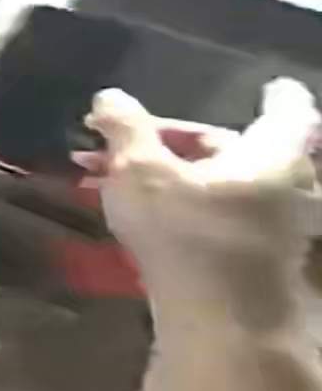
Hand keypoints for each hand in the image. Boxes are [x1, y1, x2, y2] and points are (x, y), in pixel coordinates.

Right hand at [78, 80, 319, 335]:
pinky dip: (176, 191)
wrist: (221, 306)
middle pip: (233, 146)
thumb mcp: (138, 169)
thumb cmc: (182, 227)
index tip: (273, 84)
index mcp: (268, 159)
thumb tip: (112, 95)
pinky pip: (215, 201)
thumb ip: (124, 129)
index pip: (284, 115)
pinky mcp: (258, 243)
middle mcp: (287, 183)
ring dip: (163, 166)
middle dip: (170, 137)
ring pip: (217, 176)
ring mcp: (276, 217)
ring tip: (102, 170)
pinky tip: (131, 199)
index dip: (277, 97)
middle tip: (114, 135)